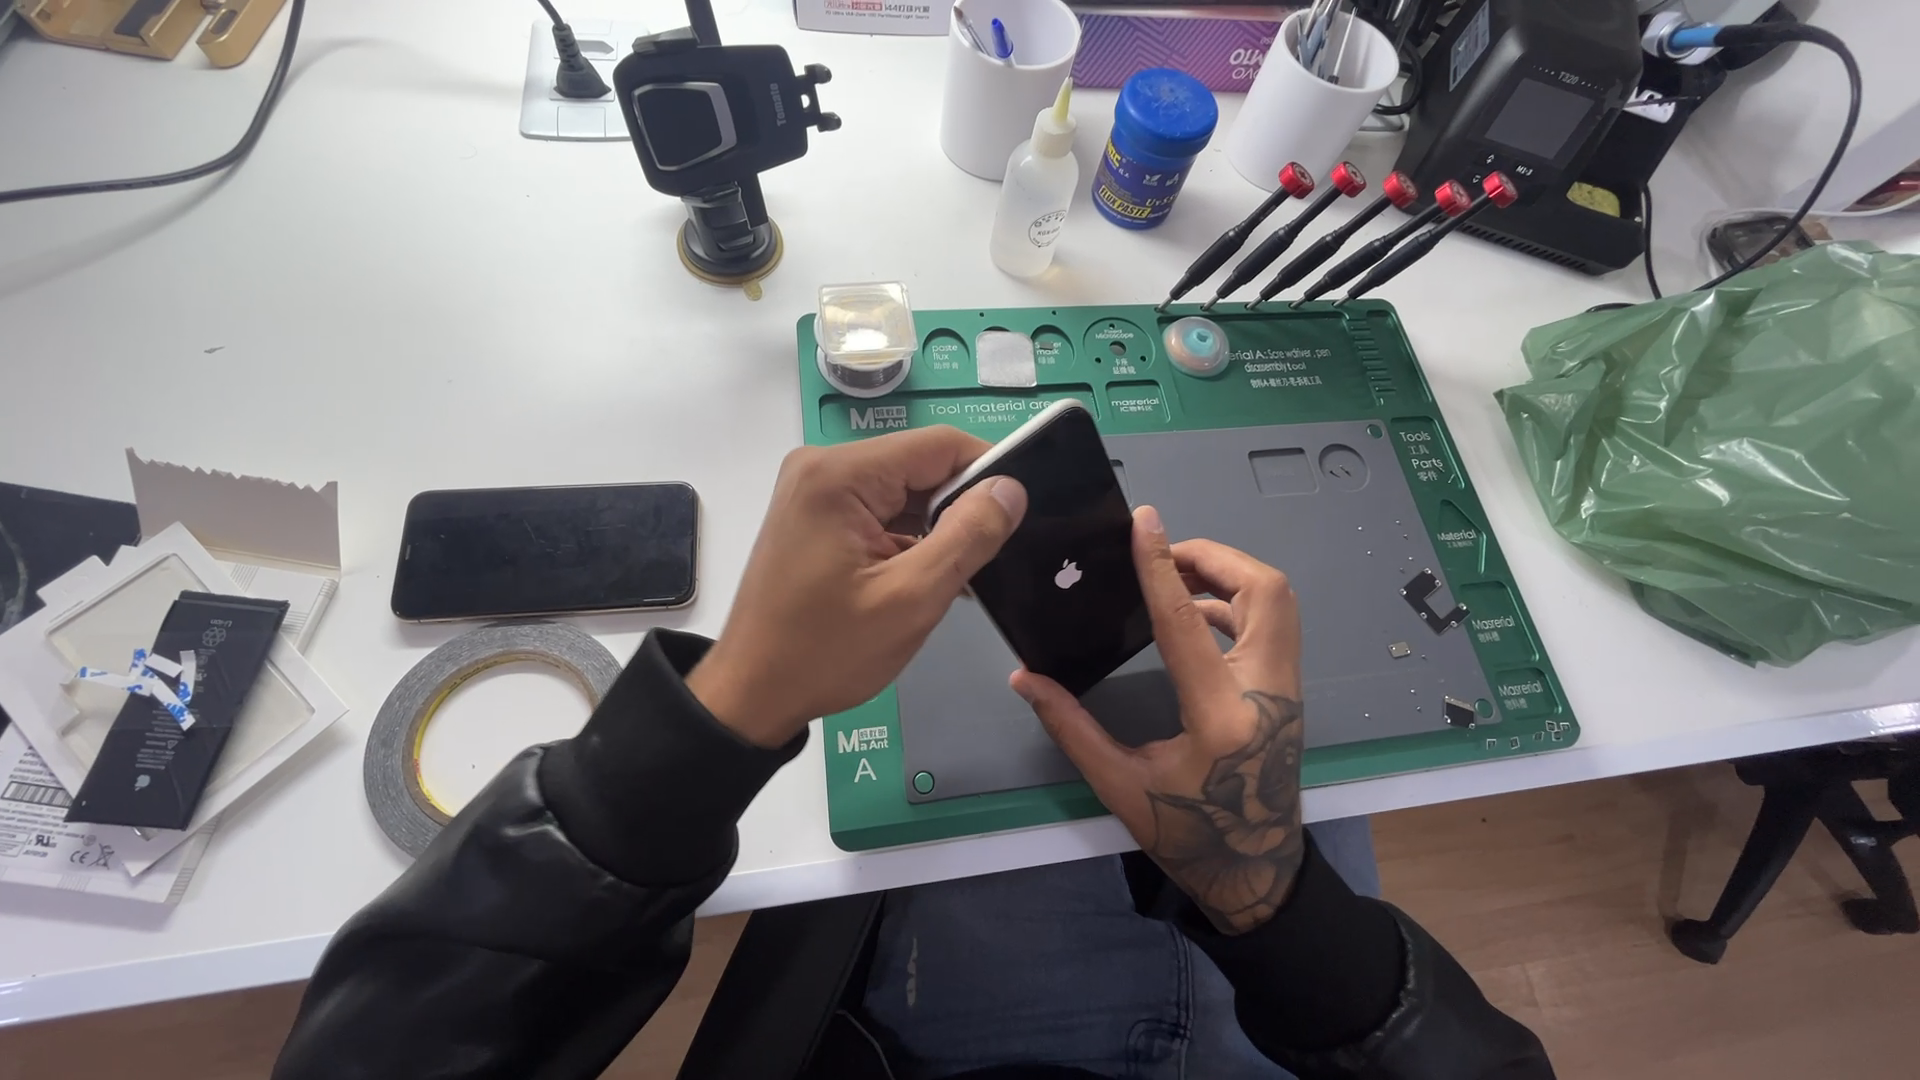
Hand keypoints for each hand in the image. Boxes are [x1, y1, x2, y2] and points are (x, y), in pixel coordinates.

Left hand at [687, 427, 1026, 747]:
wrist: (752, 695)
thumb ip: (968, 536)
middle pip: (920, 466)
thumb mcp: (911, 598)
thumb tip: (1010, 489)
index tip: (1020, 514)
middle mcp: (822, 467)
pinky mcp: (815, 517)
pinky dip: (909, 540)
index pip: (939, 445)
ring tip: (961, 576)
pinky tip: (927, 578)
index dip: (989, 472)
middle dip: (960, 508)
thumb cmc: (827, 652)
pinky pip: (880, 512)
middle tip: (990, 558)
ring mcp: (815, 492)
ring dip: (935, 529)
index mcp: (840, 474)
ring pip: (904, 492)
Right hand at [1013, 506, 1305, 934]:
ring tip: (1174, 576)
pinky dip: (1236, 602)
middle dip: (1216, 557)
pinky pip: (1273, 625)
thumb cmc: (1186, 836)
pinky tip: (1194, 616)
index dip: (1160, 564)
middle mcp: (1267, 694)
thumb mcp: (1119, 785)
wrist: (1259, 874)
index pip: (1186, 621)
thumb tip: (1024, 678)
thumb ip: (1070, 725)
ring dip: (1229, 575)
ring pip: (1278, 603)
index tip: (1144, 522)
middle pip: (1265, 593)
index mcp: (1219, 717)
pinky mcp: (1290, 693)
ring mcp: (1288, 692)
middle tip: (1164, 552)